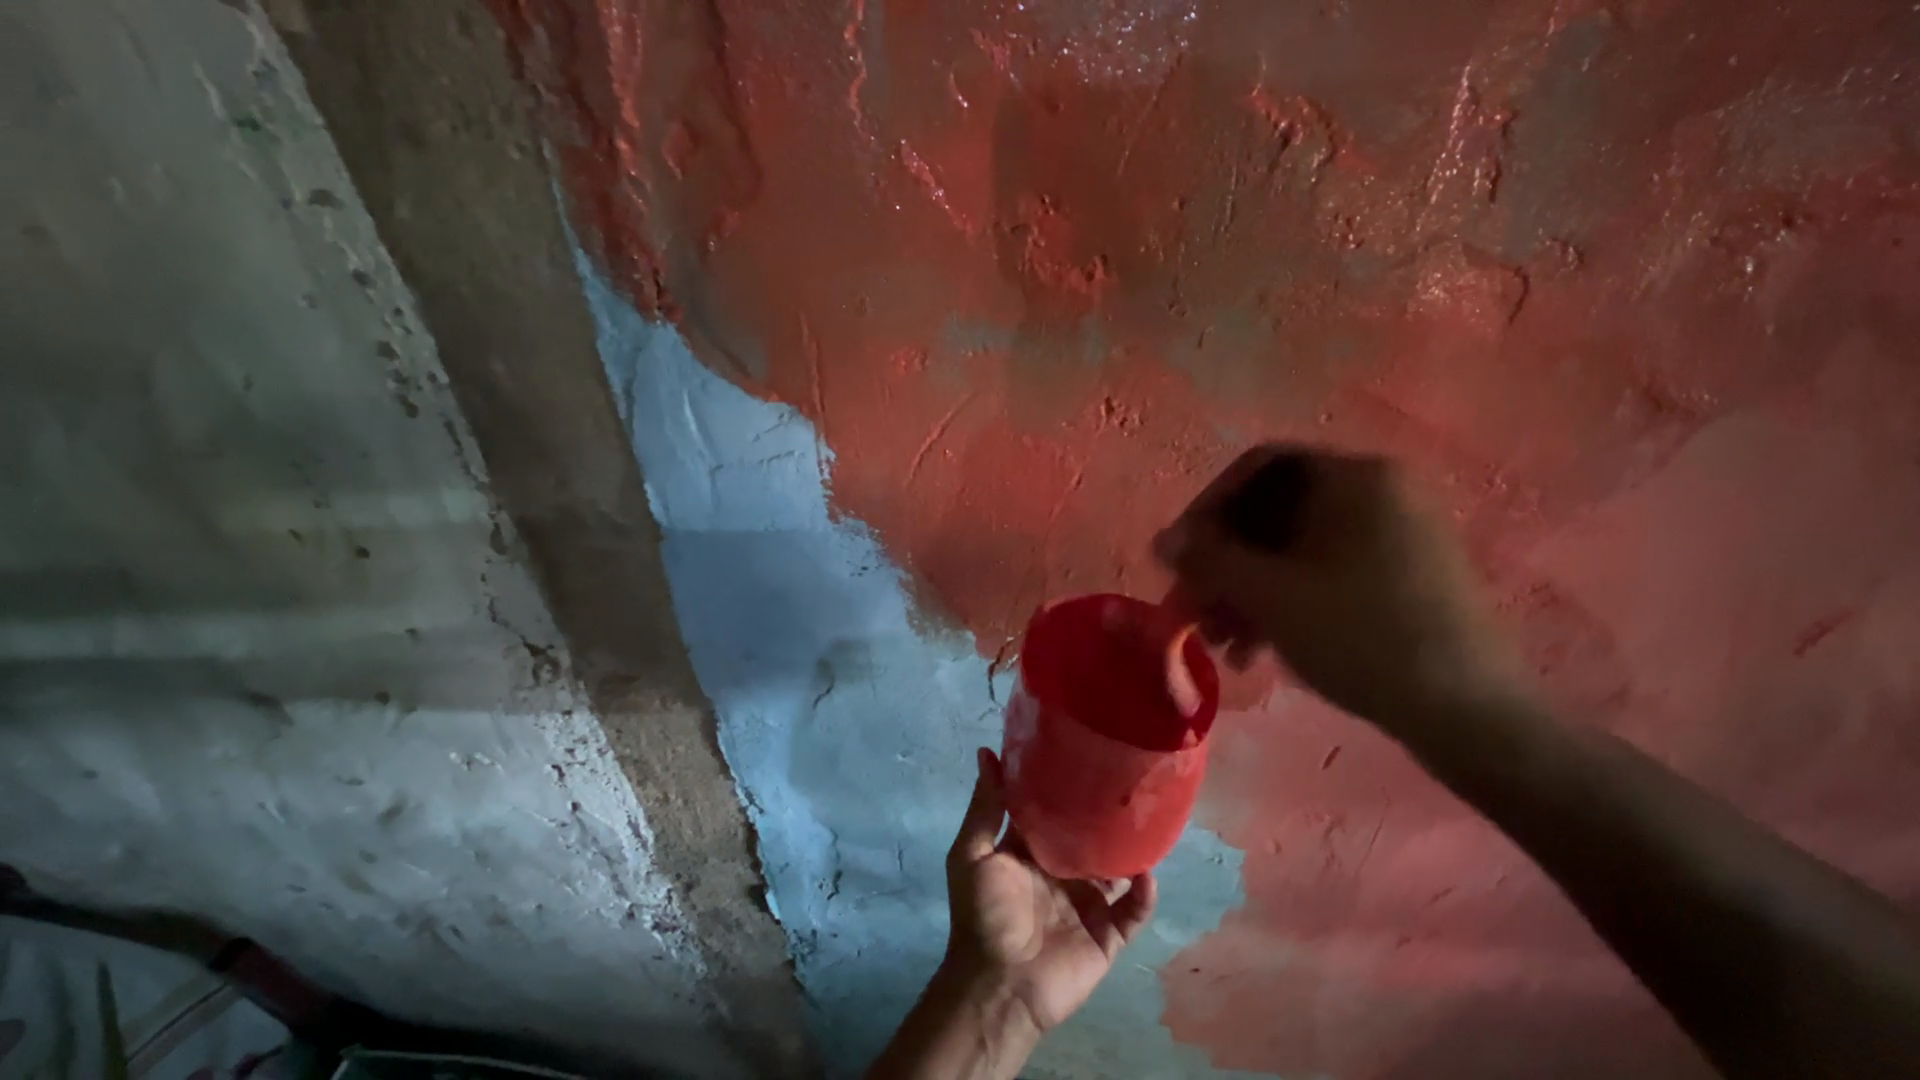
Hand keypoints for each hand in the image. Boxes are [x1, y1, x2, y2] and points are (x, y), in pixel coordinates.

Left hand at [946, 747, 1156, 1031]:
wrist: (999, 985)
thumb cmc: (983, 915)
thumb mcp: (972, 855)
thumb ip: (985, 806)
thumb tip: (987, 751)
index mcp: (1030, 852)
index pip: (1052, 812)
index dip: (1065, 786)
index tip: (1084, 750)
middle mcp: (1062, 872)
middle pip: (1090, 838)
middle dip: (1105, 814)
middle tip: (1128, 778)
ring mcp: (1088, 903)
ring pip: (1117, 870)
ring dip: (1131, 850)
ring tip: (1149, 818)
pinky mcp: (1108, 934)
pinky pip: (1134, 910)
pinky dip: (1144, 893)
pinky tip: (1147, 872)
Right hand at [1154, 445, 1520, 730]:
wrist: (1470, 713)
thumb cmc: (1361, 637)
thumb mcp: (1271, 596)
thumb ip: (1209, 560)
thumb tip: (1162, 541)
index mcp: (1355, 476)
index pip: (1259, 468)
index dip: (1207, 508)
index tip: (1179, 558)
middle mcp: (1382, 492)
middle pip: (1276, 513)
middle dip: (1225, 565)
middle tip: (1194, 612)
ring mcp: (1400, 535)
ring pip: (1299, 550)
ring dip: (1249, 592)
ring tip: (1225, 646)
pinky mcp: (1409, 577)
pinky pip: (1329, 574)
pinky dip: (1288, 604)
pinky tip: (1262, 651)